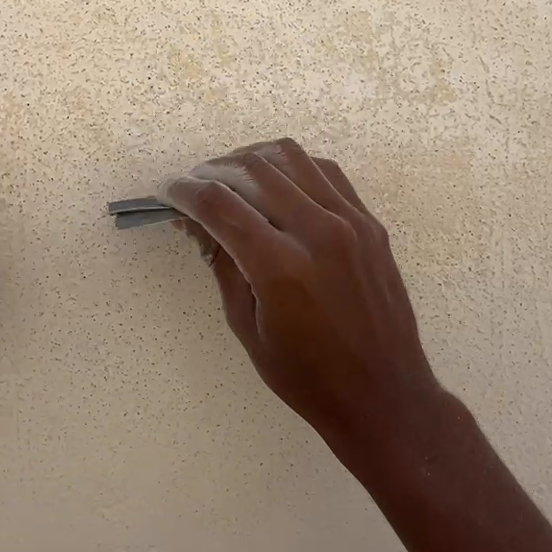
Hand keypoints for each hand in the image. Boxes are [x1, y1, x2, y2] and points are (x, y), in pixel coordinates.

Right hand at [163, 140, 442, 450]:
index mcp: (280, 267)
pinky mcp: (369, 221)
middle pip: (251, 169)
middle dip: (211, 170)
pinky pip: (324, 171)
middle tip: (193, 184)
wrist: (385, 395)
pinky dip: (291, 166)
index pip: (219, 205)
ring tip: (229, 175)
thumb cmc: (307, 376)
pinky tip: (275, 182)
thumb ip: (220, 264)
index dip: (183, 192)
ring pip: (290, 156)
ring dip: (250, 157)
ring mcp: (349, 221)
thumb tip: (194, 221)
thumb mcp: (246, 326)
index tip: (166, 191)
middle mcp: (317, 232)